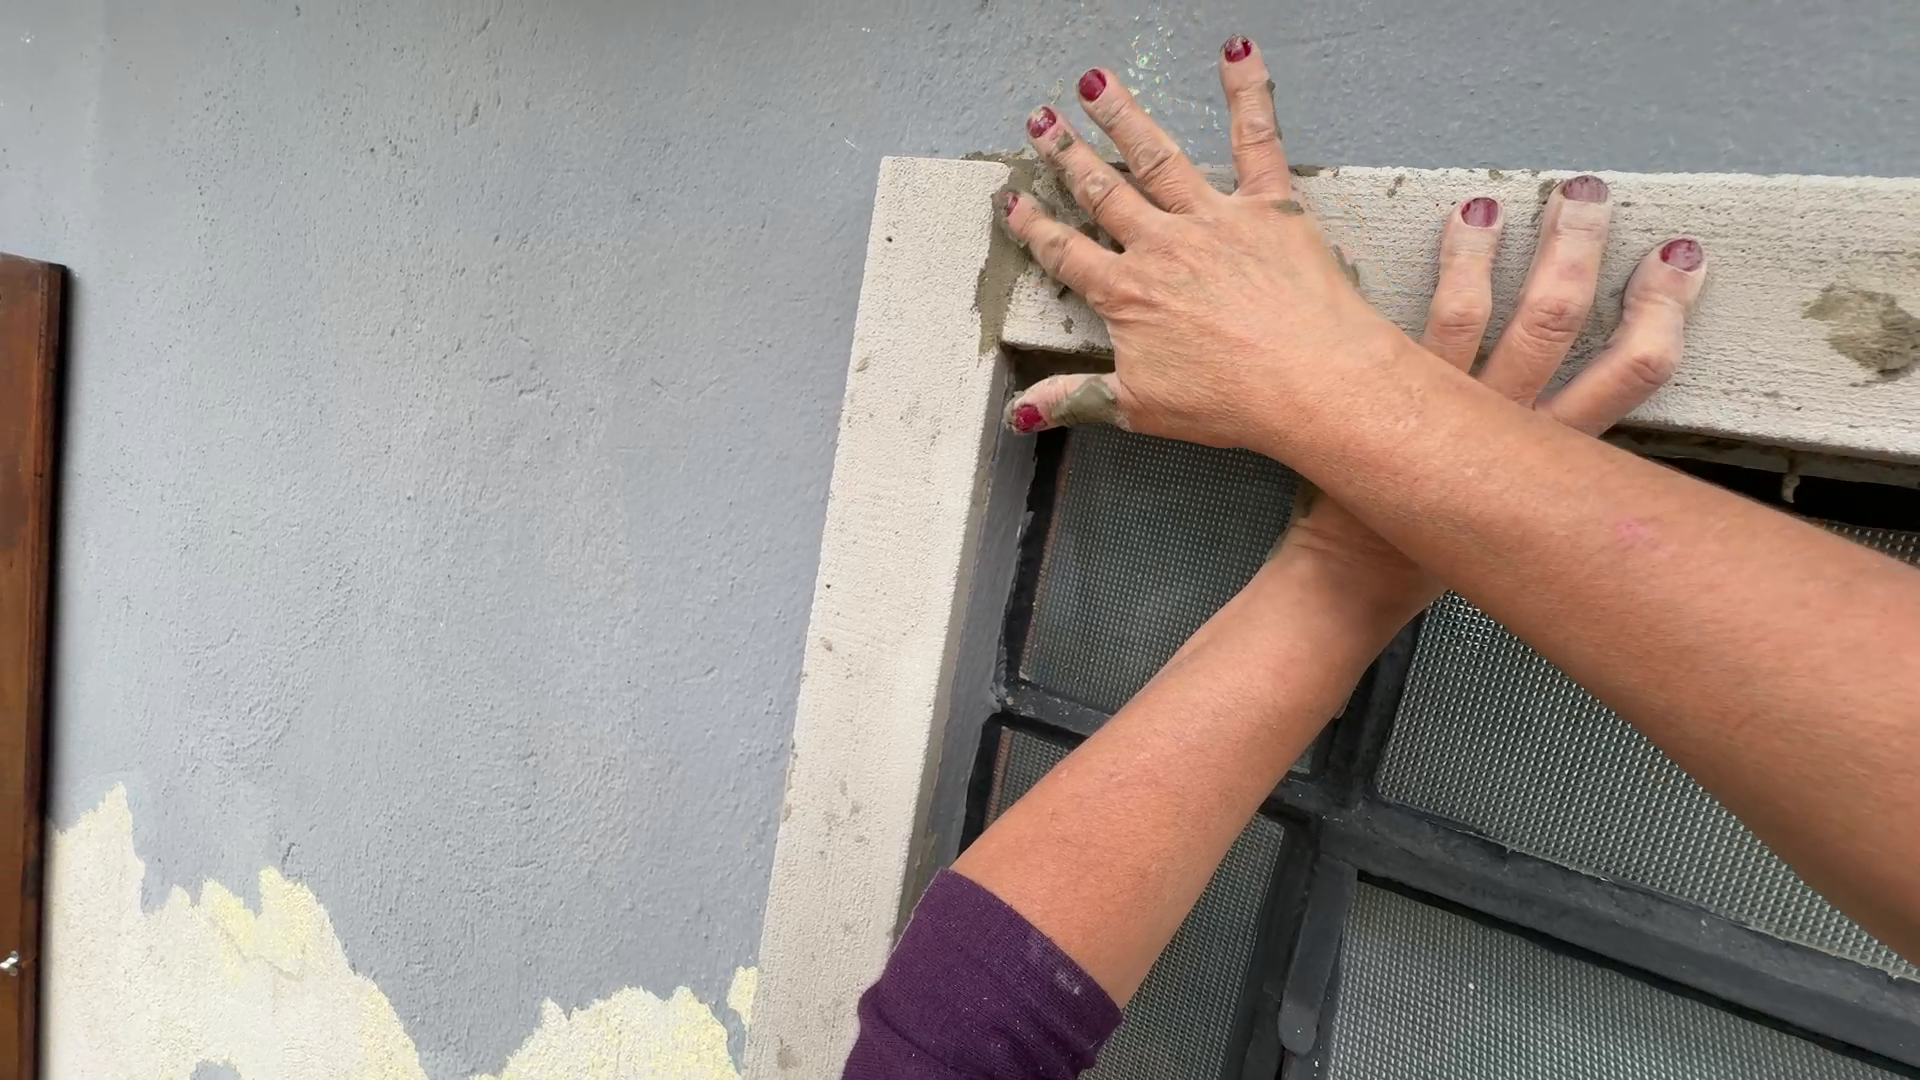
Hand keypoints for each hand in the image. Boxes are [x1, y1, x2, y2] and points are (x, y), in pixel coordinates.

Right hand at [999, 40, 1390, 449]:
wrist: (1308, 382)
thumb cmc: (1227, 399)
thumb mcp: (1136, 408)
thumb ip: (1074, 399)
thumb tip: (1022, 414)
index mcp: (1126, 293)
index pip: (1066, 253)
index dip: (1034, 228)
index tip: (1012, 201)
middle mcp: (1161, 246)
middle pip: (1101, 193)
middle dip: (1065, 155)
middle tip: (1040, 121)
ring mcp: (1212, 220)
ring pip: (1155, 157)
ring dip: (1121, 117)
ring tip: (1095, 84)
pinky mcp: (1267, 207)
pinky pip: (1257, 139)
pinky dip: (1248, 93)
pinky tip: (1237, 53)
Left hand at [1280, 191, 1707, 615]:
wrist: (1356, 577)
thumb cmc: (1425, 551)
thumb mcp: (1512, 509)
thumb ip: (1535, 460)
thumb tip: (1548, 422)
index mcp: (1550, 452)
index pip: (1632, 372)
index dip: (1663, 311)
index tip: (1680, 260)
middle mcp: (1502, 427)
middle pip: (1556, 321)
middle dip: (1579, 252)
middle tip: (1587, 197)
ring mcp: (1438, 414)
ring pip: (1473, 316)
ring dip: (1484, 253)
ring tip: (1487, 206)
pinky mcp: (1381, 412)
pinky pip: (1394, 340)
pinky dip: (1398, 298)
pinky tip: (1392, 271)